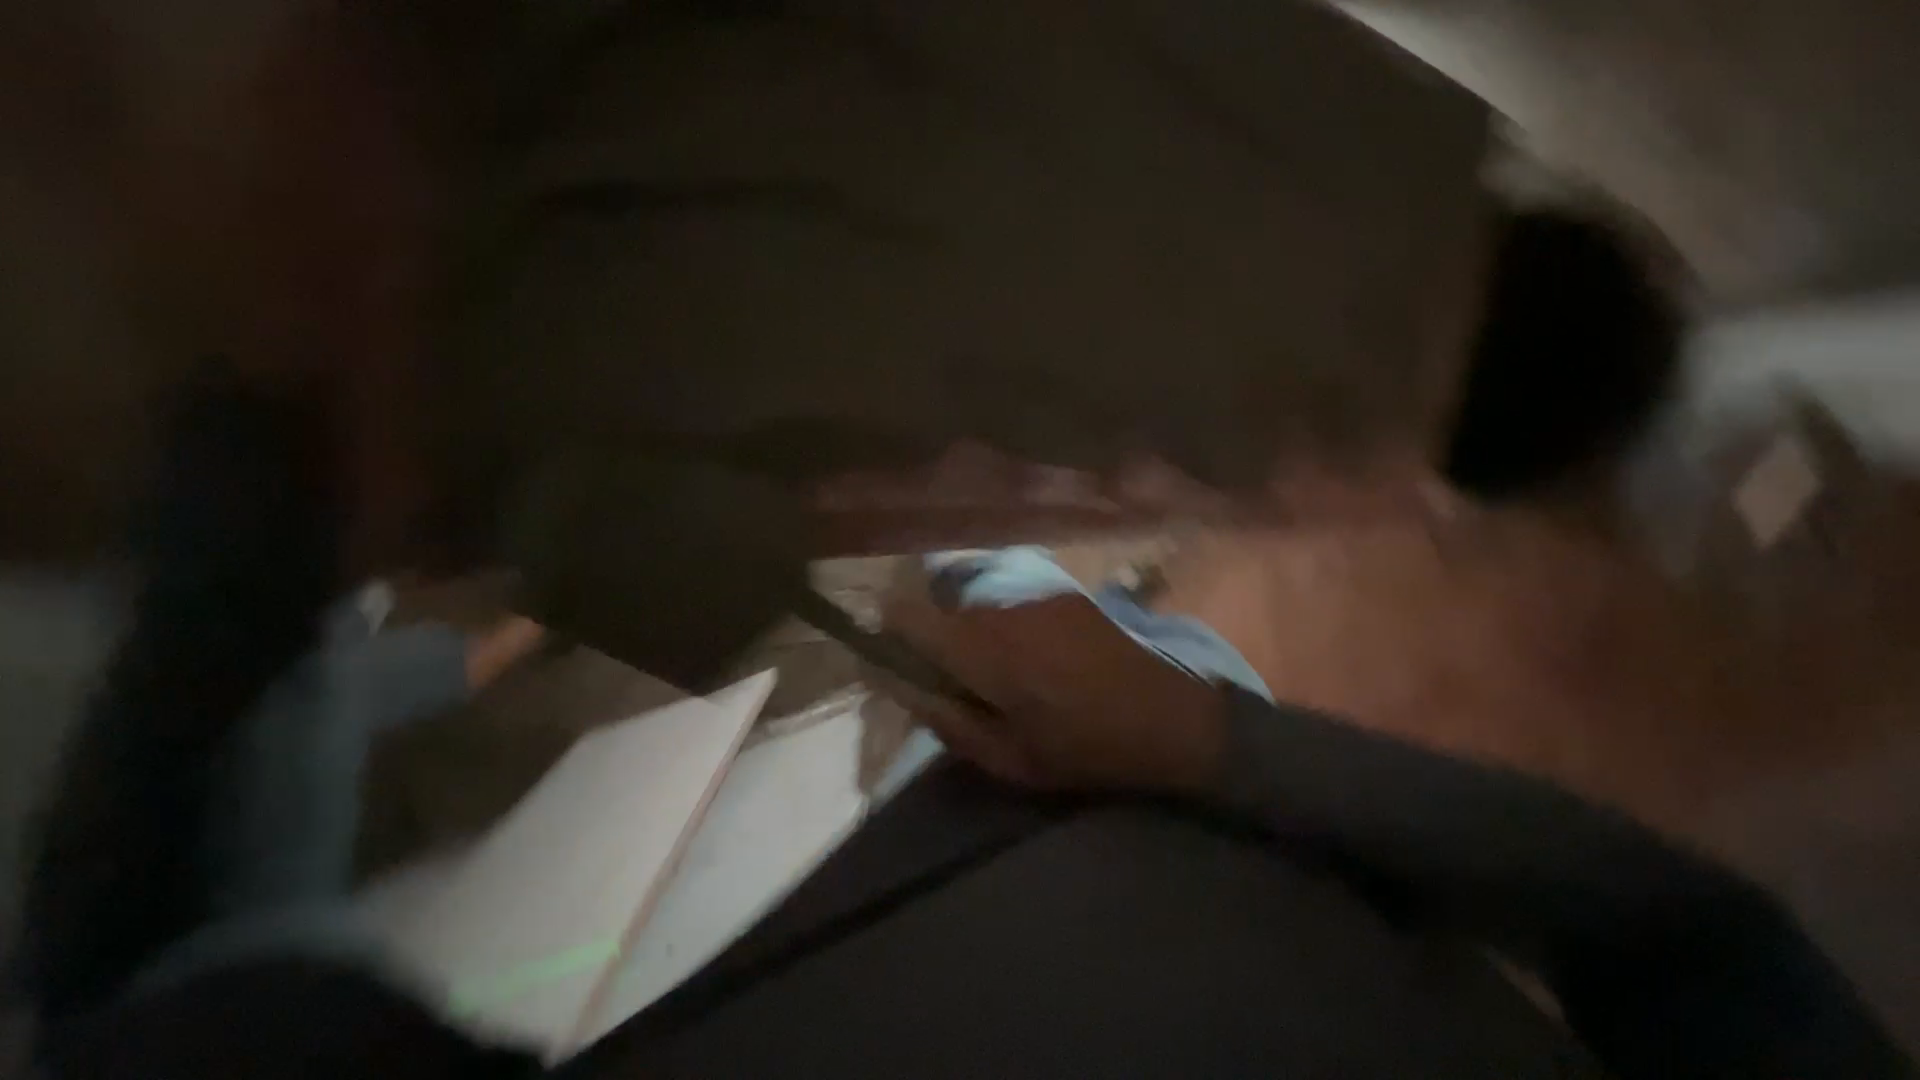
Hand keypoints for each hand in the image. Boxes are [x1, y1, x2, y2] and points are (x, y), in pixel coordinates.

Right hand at [872, 562, 1229, 793]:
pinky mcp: (1062, 595)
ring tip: (1008, 680)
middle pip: (940, 609)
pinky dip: (1008, 629)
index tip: (894, 662)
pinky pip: (1012, 606)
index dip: (887, 634)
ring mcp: (1034, 596)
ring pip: (977, 607)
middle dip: (936, 643)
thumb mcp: (1007, 758)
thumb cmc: (1084, 748)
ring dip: (976, 636)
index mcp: (979, 649)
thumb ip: (945, 719)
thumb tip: (897, 686)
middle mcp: (999, 608)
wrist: (1169, 715)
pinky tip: (1041, 663)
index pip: (904, 615)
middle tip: (961, 688)